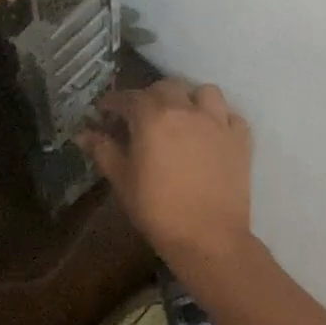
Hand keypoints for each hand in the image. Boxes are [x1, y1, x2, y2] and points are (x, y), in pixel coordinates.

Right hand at [78, 79, 255, 271]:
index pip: (128, 97)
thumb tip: (84, 134)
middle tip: (140, 117)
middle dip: (150, 96)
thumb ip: (103, 150)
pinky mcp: (241, 140)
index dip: (113, 103)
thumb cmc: (157, 210)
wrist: (208, 237)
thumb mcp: (122, 180)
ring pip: (205, 92)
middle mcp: (187, 110)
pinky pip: (230, 116)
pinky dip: (219, 118)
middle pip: (167, 87)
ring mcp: (218, 123)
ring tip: (181, 116)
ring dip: (189, 98)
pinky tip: (210, 134)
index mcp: (153, 117)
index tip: (104, 113)